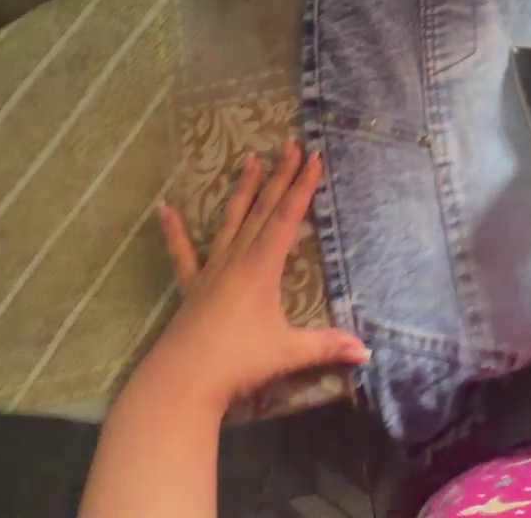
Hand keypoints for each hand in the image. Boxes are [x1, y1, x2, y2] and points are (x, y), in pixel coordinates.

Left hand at [151, 141, 368, 413]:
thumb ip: (326, 346)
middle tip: (290, 144)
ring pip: (231, 220)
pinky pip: (183, 252)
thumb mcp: (287, 353)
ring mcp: (212, 270)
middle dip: (280, 176)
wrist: (179, 385)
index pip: (288, 217)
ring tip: (249, 159)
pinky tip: (164, 207)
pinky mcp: (191, 287)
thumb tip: (366, 350)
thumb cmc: (237, 364)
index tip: (314, 157)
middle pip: (263, 209)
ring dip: (243, 190)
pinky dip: (174, 230)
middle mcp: (238, 258)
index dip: (303, 186)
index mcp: (262, 267)